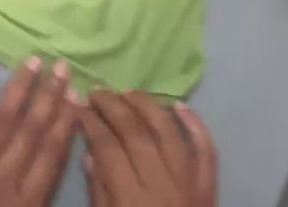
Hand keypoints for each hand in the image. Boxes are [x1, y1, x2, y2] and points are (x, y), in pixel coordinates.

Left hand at [0, 56, 79, 206]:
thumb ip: (38, 201)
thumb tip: (57, 166)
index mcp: (24, 204)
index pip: (50, 155)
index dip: (64, 123)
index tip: (76, 94)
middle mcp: (2, 179)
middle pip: (30, 131)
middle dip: (48, 97)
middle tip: (61, 65)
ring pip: (1, 120)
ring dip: (19, 89)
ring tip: (33, 61)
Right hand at [80, 92, 216, 206]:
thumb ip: (99, 193)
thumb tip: (90, 153)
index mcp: (132, 202)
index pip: (109, 148)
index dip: (91, 122)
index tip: (79, 106)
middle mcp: (163, 188)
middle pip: (137, 133)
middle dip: (113, 106)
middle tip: (97, 91)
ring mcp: (190, 187)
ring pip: (169, 133)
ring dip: (148, 106)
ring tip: (128, 92)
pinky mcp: (209, 191)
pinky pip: (206, 152)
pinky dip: (196, 126)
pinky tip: (180, 105)